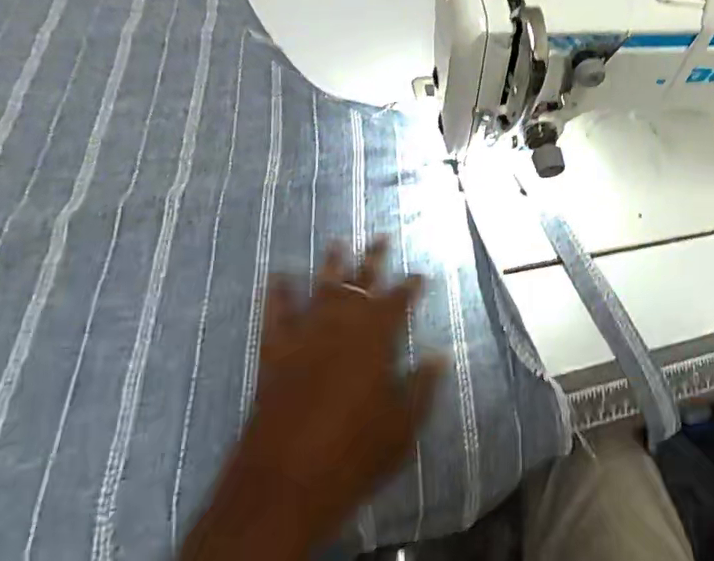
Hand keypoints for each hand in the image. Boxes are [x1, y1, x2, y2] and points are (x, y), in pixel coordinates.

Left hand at [180, 236, 444, 560]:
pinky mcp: (275, 349)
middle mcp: (341, 325)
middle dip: (373, 258)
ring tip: (337, 242)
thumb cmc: (354, 454)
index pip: (398, 301)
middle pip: (361, 282)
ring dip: (331, 264)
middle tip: (381, 236)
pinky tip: (278, 276)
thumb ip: (420, 387)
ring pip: (321, 288)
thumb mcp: (401, 427)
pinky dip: (277, 293)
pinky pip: (276, 312)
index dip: (410, 286)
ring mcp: (305, 333)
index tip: (419, 273)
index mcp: (375, 339)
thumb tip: (438, 356)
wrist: (287, 477)